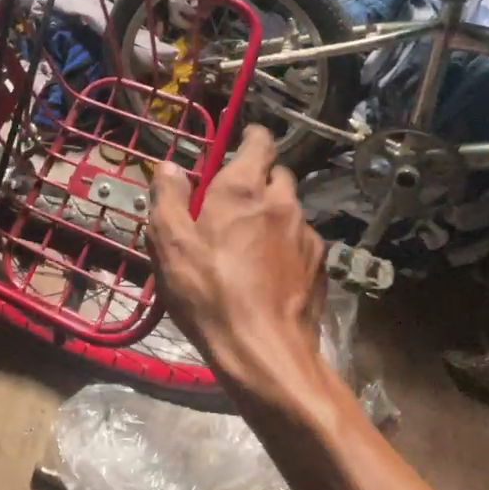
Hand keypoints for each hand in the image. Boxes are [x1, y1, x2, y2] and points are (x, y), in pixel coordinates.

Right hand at [147, 126, 326, 384]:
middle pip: (278, 175)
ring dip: (273, 214)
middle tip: (233, 199)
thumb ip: (168, 197)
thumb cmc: (208, 291)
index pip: (259, 142)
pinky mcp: (320, 268)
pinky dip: (285, 244)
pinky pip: (301, 242)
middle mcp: (282, 203)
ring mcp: (307, 236)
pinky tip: (268, 270)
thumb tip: (168, 166)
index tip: (242, 139)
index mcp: (243, 189)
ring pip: (291, 210)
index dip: (251, 137)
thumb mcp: (170, 243)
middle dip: (260, 178)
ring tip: (249, 240)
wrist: (265, 352)